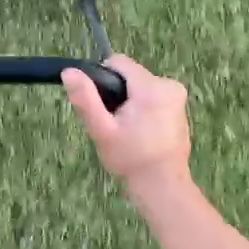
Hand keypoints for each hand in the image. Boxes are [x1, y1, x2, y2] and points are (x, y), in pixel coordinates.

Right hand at [61, 55, 191, 191]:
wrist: (162, 186)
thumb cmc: (130, 159)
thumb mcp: (102, 130)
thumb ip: (85, 99)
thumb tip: (68, 71)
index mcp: (152, 87)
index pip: (118, 63)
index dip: (103, 80)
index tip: (102, 106)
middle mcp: (170, 85)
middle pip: (130, 76)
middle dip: (117, 95)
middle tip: (112, 124)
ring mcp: (178, 97)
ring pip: (140, 87)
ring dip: (129, 103)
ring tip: (126, 131)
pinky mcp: (179, 108)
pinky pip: (152, 98)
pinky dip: (143, 110)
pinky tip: (140, 133)